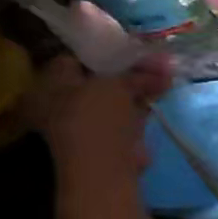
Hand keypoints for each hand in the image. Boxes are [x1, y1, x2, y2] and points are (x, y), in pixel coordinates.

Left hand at [27, 48, 175, 185]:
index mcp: (51, 83)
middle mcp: (61, 102)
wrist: (104, 170)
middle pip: (99, 78)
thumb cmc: (98, 119)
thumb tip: (162, 62)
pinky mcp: (105, 141)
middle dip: (130, 70)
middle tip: (158, 62)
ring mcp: (83, 123)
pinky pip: (124, 116)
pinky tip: (161, 94)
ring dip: (140, 87)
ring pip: (115, 98)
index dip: (106, 50)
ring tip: (167, 76)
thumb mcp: (117, 84)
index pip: (77, 57)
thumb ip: (136, 72)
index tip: (133, 48)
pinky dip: (141, 107)